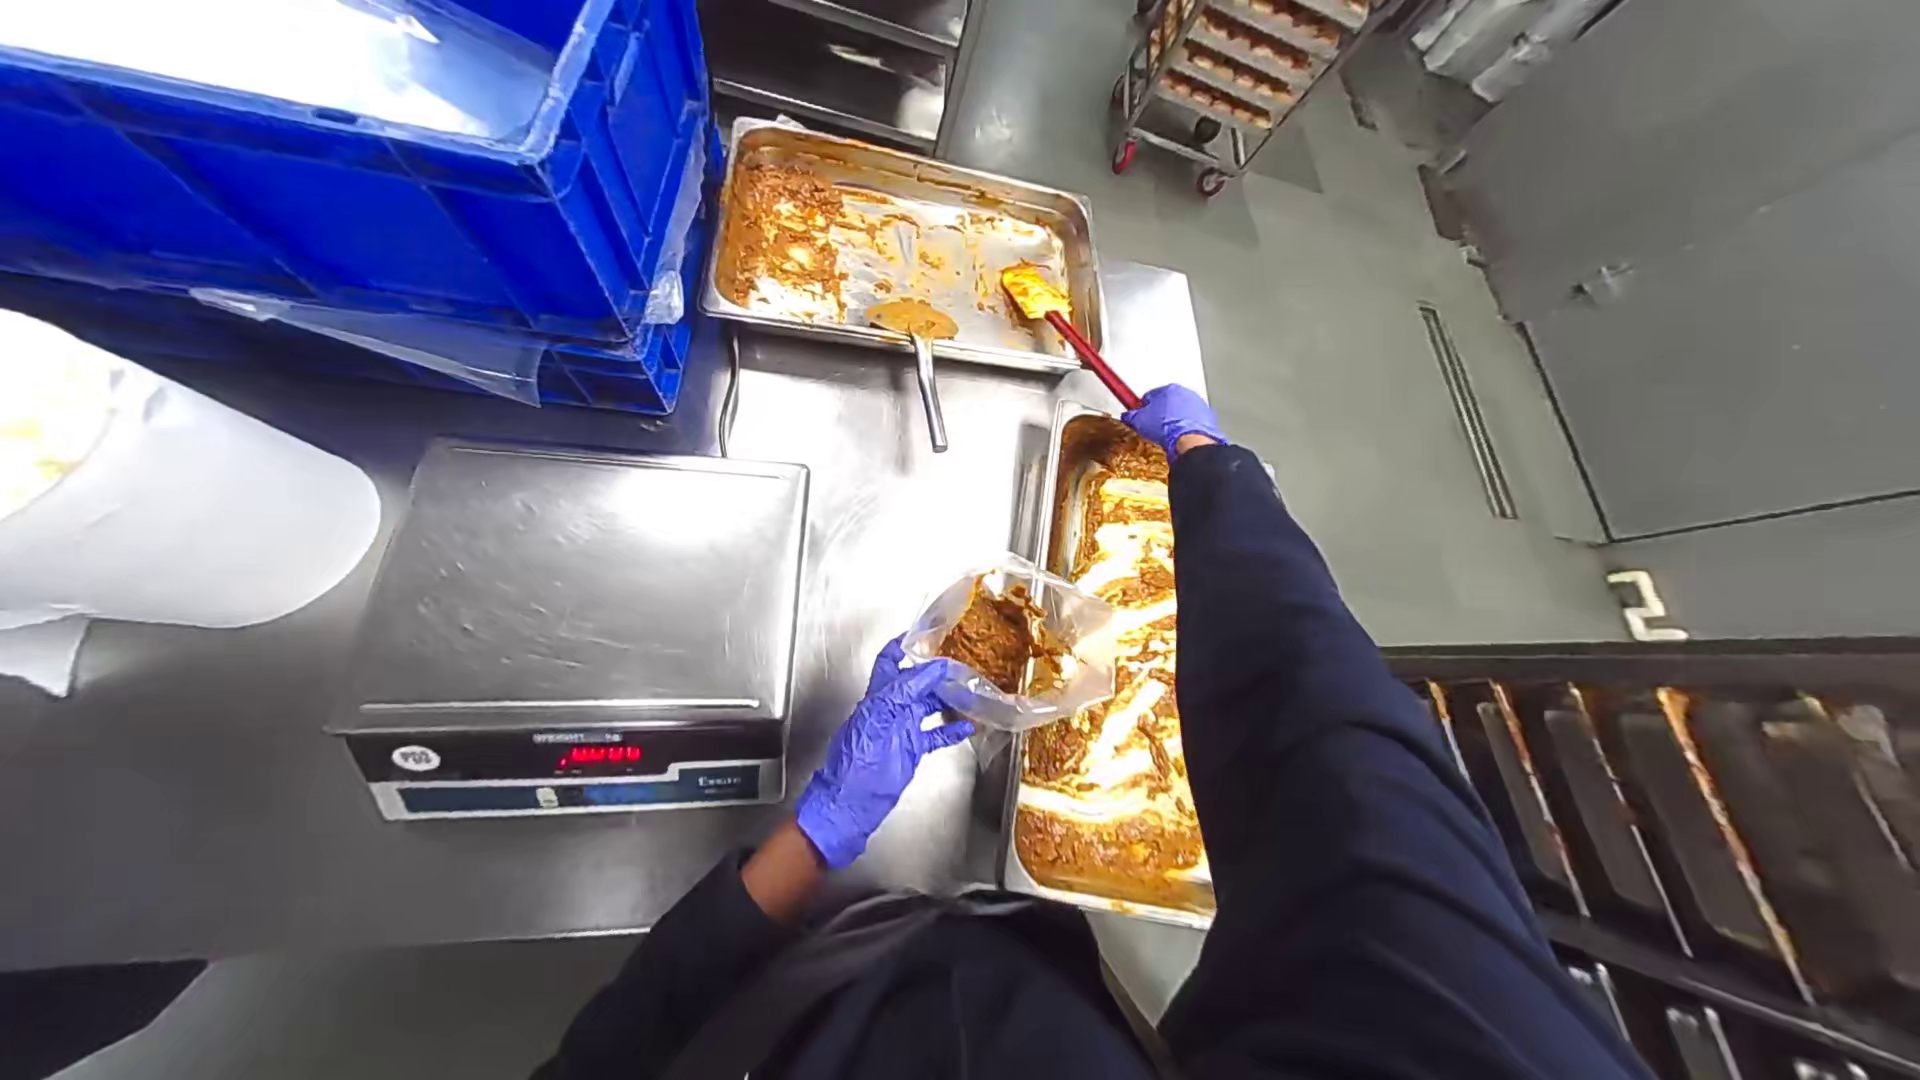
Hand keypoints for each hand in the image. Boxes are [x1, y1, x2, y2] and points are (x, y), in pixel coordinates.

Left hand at [794, 638, 973, 868]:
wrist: (847, 807)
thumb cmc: (854, 766)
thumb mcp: (879, 720)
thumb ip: (906, 691)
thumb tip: (932, 668)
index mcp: (878, 696)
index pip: (890, 660)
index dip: (904, 644)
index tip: (923, 633)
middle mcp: (889, 709)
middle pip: (915, 681)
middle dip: (935, 671)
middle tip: (960, 664)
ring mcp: (900, 729)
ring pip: (927, 705)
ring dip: (947, 698)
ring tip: (968, 691)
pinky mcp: (910, 749)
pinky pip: (933, 734)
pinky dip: (950, 729)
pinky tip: (966, 726)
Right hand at [1122, 384, 1224, 457]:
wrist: (1190, 440)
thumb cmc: (1166, 427)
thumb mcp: (1139, 421)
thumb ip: (1131, 416)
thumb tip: (1128, 416)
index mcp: (1168, 389)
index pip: (1150, 395)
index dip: (1143, 407)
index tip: (1140, 416)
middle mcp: (1185, 393)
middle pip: (1167, 402)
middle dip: (1160, 413)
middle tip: (1152, 427)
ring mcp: (1198, 405)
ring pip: (1180, 412)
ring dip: (1173, 421)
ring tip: (1166, 436)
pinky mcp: (1207, 418)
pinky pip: (1192, 422)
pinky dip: (1185, 429)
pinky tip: (1179, 438)